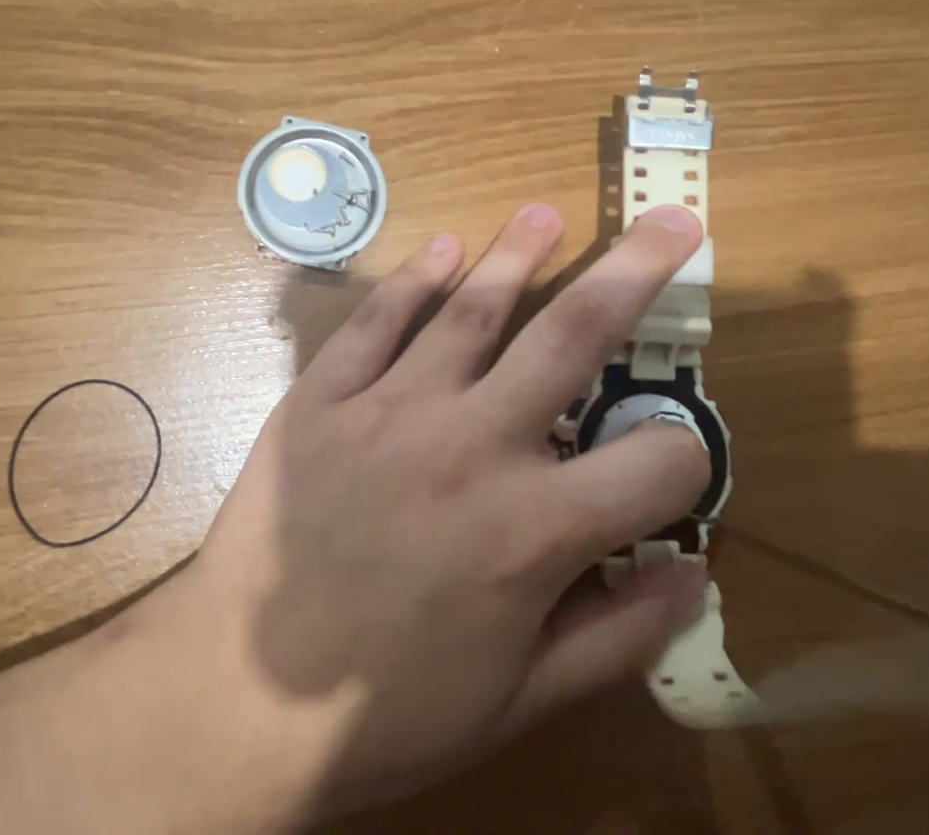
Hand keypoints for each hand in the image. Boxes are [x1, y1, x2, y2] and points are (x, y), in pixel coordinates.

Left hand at [154, 203, 714, 824]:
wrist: (233, 697)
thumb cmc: (384, 712)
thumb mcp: (520, 701)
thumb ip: (619, 636)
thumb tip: (696, 574)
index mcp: (535, 529)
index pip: (660, 462)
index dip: (687, 462)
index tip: (670, 471)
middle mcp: (473, 446)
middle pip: (575, 337)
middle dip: (636, 273)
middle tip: (670, 222)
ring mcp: (391, 410)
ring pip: (472, 311)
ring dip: (518, 255)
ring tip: (547, 214)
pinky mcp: (322, 399)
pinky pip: (376, 322)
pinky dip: (413, 280)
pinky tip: (442, 248)